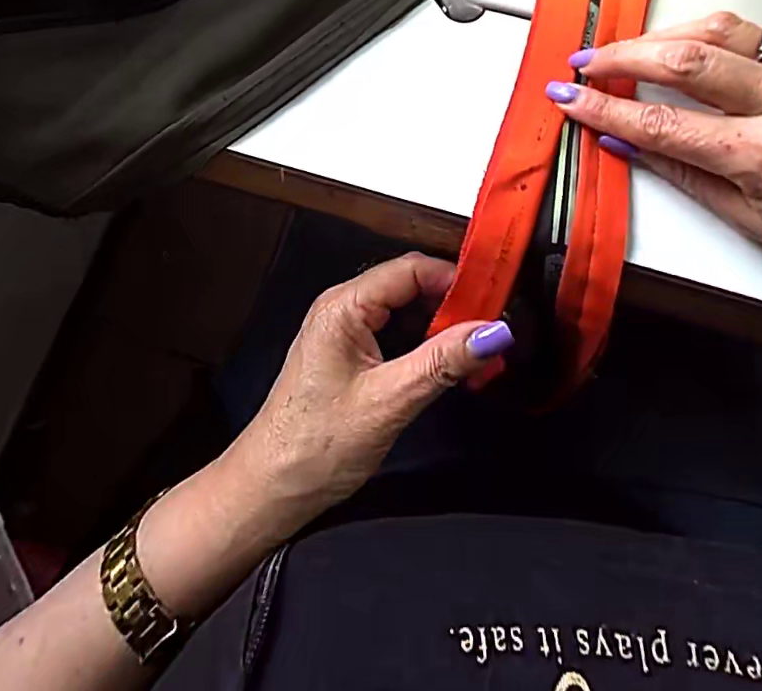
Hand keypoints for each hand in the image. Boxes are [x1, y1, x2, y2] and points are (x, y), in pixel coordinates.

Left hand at [218, 253, 511, 523]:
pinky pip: (398, 332)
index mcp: (343, 307)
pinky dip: (427, 343)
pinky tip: (449, 362)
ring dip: (442, 325)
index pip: (411, 269)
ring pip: (407, 310)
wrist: (268, 492)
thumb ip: (444, 362)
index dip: (455, 279)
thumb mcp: (389, 401)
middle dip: (453, 303)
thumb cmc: (313, 447)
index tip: (492, 299)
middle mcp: (342, 309)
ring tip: (476, 347)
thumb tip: (494, 332)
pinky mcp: (350, 353)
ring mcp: (345, 331)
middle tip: (490, 327)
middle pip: (411, 285)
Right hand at [549, 12, 761, 314]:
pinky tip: (687, 47)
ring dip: (664, 34)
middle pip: (687, 56)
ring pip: (723, 29)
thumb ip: (689, 176)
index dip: (606, 109)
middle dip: (623, 55)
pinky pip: (759, 35)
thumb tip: (633, 145)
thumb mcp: (758, 227)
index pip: (664, 123)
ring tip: (628, 50)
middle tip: (586, 64)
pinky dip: (711, 35)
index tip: (571, 100)